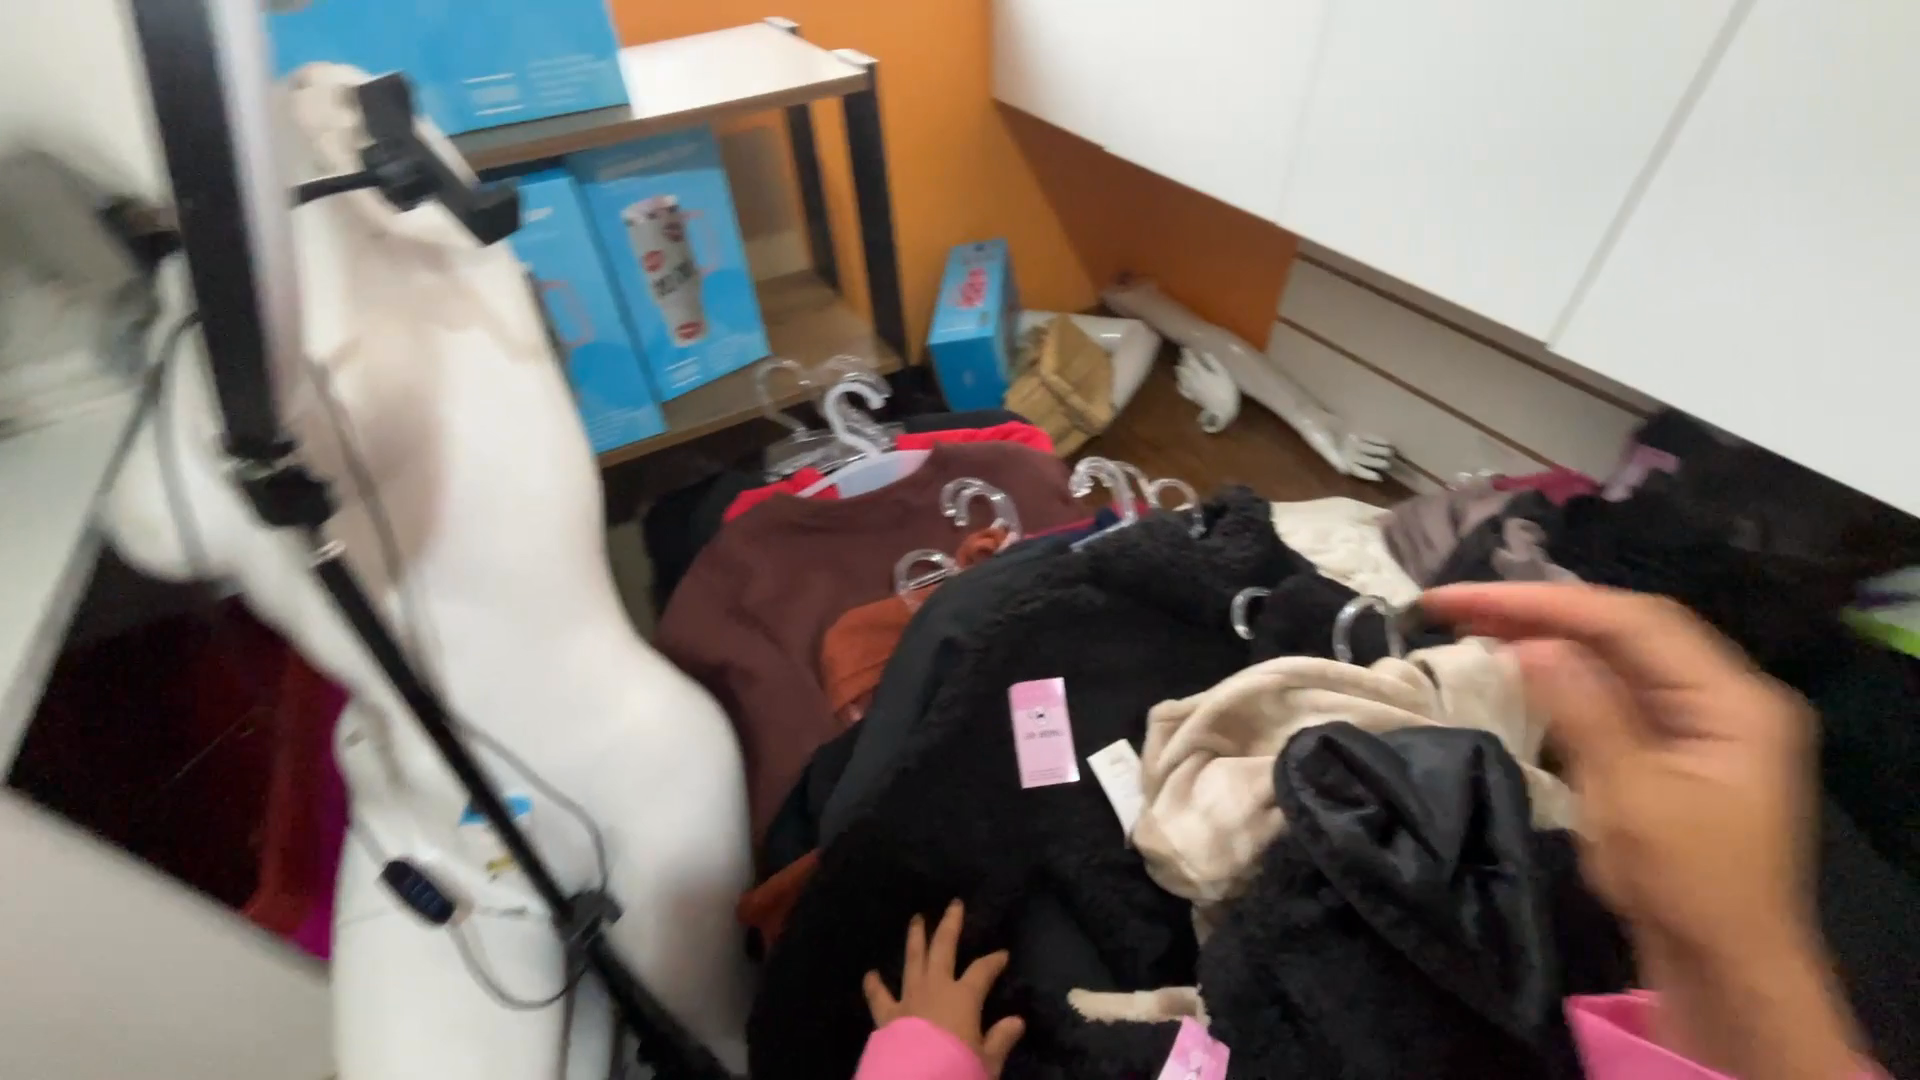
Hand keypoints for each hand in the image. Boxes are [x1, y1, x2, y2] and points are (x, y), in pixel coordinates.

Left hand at [864, 900, 1024, 1077]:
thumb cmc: (958, 1070)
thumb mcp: (987, 1062)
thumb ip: (1001, 1039)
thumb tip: (1017, 1021)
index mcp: (963, 996)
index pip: (982, 970)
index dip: (994, 960)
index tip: (1002, 953)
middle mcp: (936, 988)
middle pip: (944, 948)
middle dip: (950, 924)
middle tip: (954, 904)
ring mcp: (910, 998)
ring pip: (913, 960)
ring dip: (915, 938)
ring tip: (916, 919)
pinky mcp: (888, 1016)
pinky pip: (879, 997)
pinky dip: (874, 985)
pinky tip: (870, 974)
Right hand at [1423, 584, 1861, 1079]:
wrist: (1720, 957)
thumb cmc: (1684, 880)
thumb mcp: (1630, 792)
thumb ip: (1583, 710)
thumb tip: (1527, 643)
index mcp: (1730, 701)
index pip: (1630, 622)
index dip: (1541, 601)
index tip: (1463, 600)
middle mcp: (1716, 693)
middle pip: (1617, 626)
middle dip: (1532, 607)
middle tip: (1451, 603)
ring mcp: (1689, 713)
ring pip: (1604, 648)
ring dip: (1536, 629)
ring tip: (1466, 618)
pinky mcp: (1660, 734)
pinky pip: (1600, 679)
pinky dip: (1550, 662)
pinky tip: (1509, 654)